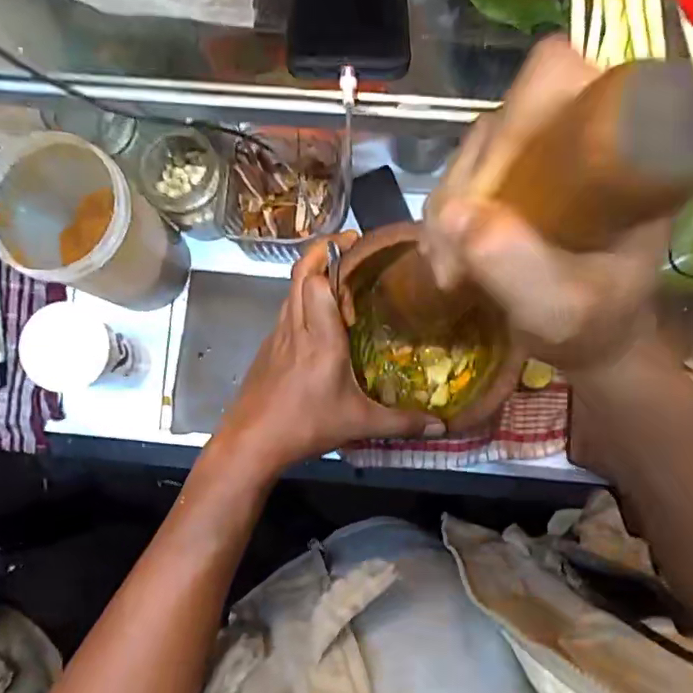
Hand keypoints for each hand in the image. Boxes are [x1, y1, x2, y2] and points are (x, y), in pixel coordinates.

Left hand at [217, 233, 441, 471]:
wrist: (251, 442)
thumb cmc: (305, 426)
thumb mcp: (359, 424)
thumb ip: (401, 422)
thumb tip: (441, 426)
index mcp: (320, 339)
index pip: (316, 281)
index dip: (334, 261)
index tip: (358, 254)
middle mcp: (296, 328)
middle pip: (299, 273)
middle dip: (322, 252)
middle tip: (350, 249)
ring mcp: (277, 337)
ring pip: (290, 290)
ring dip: (310, 276)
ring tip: (339, 281)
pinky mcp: (267, 349)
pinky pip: (286, 312)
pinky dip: (302, 302)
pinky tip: (319, 322)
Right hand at [419, 38, 667, 371]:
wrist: (591, 340)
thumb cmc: (595, 324)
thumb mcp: (562, 309)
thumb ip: (518, 268)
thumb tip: (455, 216)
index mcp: (626, 142)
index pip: (559, 79)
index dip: (514, 126)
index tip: (492, 202)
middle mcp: (585, 131)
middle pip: (505, 118)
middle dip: (470, 187)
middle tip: (456, 262)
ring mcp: (547, 150)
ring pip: (477, 149)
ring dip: (450, 210)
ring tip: (452, 273)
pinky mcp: (517, 171)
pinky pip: (462, 175)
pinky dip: (446, 219)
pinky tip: (449, 261)